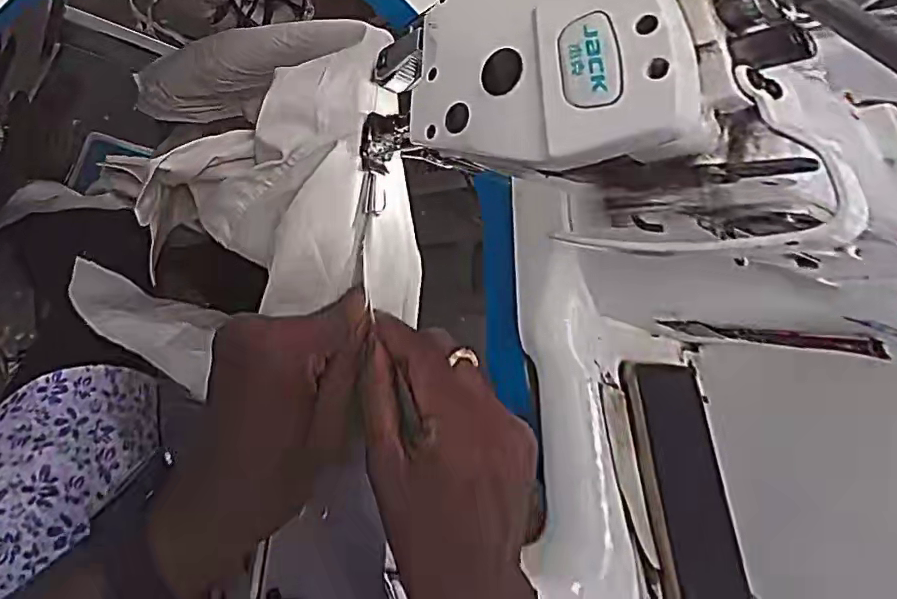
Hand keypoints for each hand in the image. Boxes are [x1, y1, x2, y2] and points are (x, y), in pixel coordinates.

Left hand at [144, 291, 367, 595]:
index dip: (361, 332)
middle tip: (330, 390)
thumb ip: (352, 364)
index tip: (368, 352)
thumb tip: (366, 321)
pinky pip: (278, 332)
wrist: (215, 499)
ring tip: (306, 396)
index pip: (341, 314)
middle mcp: (251, 327)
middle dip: (332, 346)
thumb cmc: (271, 478)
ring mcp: (235, 330)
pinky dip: (288, 353)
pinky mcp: (230, 337)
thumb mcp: (330, 427)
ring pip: (298, 324)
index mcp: (278, 347)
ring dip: (310, 351)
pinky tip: (287, 390)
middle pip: (317, 319)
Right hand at [363, 314, 537, 598]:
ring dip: (442, 375)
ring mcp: (511, 426)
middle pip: (450, 352)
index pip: (424, 350)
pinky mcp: (522, 438)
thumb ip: (378, 398)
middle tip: (390, 366)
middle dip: (417, 351)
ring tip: (419, 408)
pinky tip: (448, 429)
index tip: (378, 324)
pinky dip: (466, 399)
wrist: (473, 585)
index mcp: (455, 422)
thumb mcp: (385, 464)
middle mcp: (491, 417)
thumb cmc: (427, 541)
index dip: (396, 332)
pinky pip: (489, 397)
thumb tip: (374, 354)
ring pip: (470, 370)